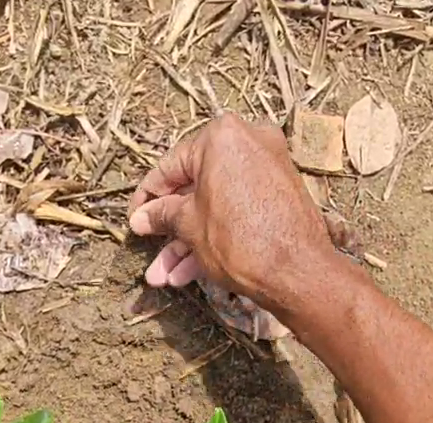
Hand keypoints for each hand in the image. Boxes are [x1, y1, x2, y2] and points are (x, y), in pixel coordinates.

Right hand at [127, 114, 337, 314]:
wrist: (297, 271)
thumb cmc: (240, 241)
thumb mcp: (189, 226)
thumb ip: (162, 215)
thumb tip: (141, 217)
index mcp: (222, 136)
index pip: (171, 166)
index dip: (147, 197)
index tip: (135, 218)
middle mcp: (248, 142)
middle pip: (195, 190)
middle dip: (170, 230)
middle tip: (151, 252)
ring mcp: (268, 169)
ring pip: (215, 207)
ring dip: (188, 243)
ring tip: (165, 277)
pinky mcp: (280, 196)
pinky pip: (237, 212)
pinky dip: (215, 237)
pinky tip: (191, 272)